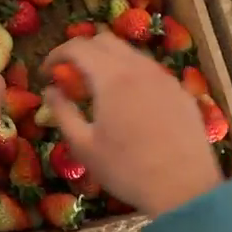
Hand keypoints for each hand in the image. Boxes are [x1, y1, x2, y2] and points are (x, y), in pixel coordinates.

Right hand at [43, 32, 222, 216]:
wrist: (185, 190)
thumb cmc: (127, 169)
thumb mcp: (83, 146)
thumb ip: (62, 112)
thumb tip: (50, 91)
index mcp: (112, 77)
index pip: (78, 46)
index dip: (57, 53)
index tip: (46, 72)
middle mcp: (139, 68)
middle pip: (105, 41)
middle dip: (83, 51)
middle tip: (71, 76)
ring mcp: (164, 78)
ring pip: (131, 54)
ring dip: (109, 61)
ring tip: (100, 89)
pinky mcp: (181, 92)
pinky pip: (151, 71)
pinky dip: (132, 75)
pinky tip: (131, 103)